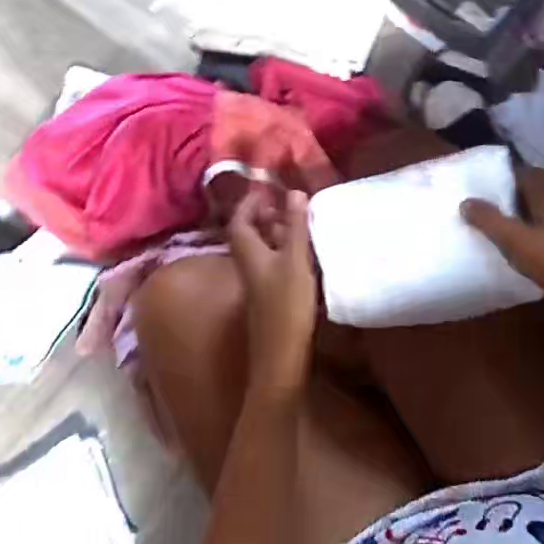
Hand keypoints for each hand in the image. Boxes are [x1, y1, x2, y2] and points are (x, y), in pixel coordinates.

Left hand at [229, 188, 316, 393]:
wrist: (281, 355)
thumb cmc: (286, 305)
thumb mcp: (295, 261)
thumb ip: (295, 227)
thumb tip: (294, 191)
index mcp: (249, 254)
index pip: (240, 221)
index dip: (249, 202)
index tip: (264, 187)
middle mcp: (249, 266)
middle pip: (249, 234)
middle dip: (263, 215)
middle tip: (284, 200)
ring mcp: (259, 282)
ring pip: (262, 249)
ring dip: (275, 232)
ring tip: (297, 220)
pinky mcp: (270, 295)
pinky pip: (273, 262)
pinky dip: (284, 249)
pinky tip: (303, 251)